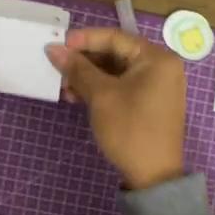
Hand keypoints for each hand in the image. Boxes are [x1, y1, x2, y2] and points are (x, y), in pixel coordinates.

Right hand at [46, 29, 185, 190]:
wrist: (153, 176)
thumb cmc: (129, 129)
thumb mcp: (101, 96)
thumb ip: (78, 69)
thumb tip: (54, 49)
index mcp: (156, 58)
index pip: (115, 38)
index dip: (84, 40)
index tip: (58, 46)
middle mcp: (161, 67)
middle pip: (116, 54)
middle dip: (85, 62)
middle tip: (59, 70)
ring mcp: (157, 87)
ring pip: (116, 72)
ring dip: (89, 77)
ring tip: (66, 88)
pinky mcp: (150, 103)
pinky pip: (122, 87)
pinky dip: (101, 89)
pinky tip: (79, 98)